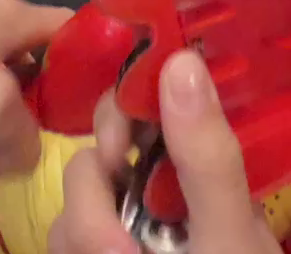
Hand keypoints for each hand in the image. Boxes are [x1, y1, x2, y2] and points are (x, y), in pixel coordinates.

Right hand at [50, 50, 280, 253]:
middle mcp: (155, 194)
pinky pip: (61, 240)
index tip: (118, 150)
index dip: (121, 114)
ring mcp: (123, 231)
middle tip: (118, 252)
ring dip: (85, 240)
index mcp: (196, 171)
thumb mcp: (229, 240)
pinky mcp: (99, 251)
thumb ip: (206, 158)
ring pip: (70, 206)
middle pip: (95, 155)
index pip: (146, 106)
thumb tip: (181, 57)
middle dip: (93, 204)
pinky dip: (75, 250)